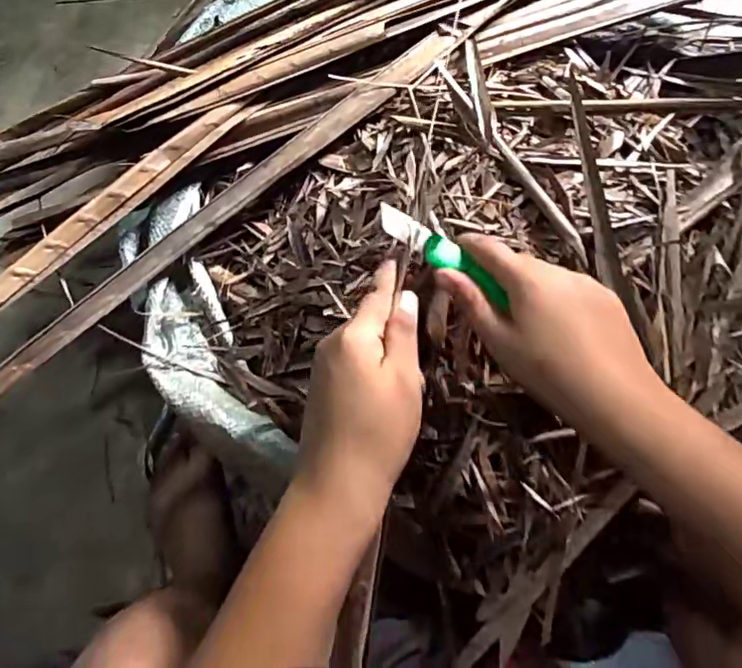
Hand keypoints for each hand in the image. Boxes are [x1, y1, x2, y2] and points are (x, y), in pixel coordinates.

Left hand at [293, 260, 422, 514]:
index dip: (389, 279)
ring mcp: (323, 365)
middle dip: (391, 320)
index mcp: (353, 335)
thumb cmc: (380, 430)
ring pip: (360, 343)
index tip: (395, 258)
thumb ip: (403, 333)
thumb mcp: (403, 379)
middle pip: (367, 320)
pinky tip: (384, 387)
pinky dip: (370, 364)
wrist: (337, 484)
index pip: (376, 297)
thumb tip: (405, 296)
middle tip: (420, 327)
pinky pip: (351, 361)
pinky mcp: (321, 386)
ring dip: (382, 346)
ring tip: (408, 367)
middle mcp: (332, 342)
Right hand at [432, 235, 668, 444]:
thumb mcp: (500, 341)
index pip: (485, 246)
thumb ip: (471, 301)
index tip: (450, 258)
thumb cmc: (549, 373)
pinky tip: (562, 334)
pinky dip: (555, 300)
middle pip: (515, 261)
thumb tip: (444, 272)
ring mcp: (584, 281)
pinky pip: (568, 289)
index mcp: (525, 277)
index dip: (464, 248)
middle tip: (487, 306)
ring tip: (529, 328)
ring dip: (528, 289)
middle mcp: (555, 269)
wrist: (622, 401)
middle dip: (496, 275)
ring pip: (543, 276)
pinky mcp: (606, 297)